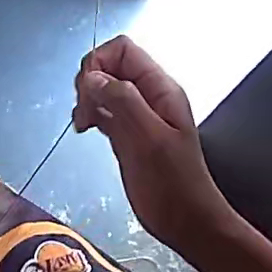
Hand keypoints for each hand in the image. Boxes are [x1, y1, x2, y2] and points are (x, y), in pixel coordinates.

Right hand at [72, 36, 234, 252]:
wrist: (187, 221)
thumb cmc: (174, 184)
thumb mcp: (150, 139)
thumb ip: (123, 102)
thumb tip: (93, 78)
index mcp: (159, 88)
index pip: (122, 50)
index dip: (99, 61)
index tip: (88, 91)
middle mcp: (147, 96)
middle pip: (108, 66)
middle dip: (89, 82)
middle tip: (86, 112)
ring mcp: (136, 115)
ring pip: (102, 88)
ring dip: (86, 100)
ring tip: (84, 124)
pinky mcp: (126, 133)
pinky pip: (102, 110)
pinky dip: (89, 115)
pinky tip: (85, 130)